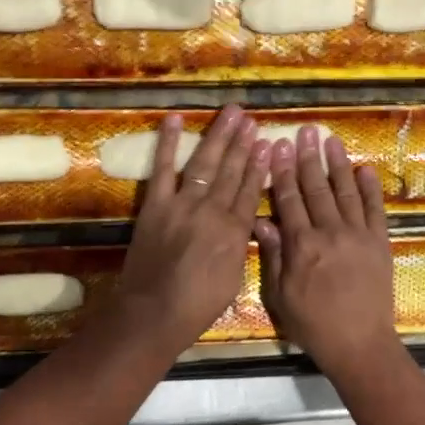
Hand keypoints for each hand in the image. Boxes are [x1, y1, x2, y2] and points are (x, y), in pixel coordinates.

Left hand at [107, 104, 269, 350]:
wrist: (158, 311)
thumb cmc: (199, 306)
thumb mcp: (233, 280)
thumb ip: (238, 249)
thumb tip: (244, 229)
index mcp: (235, 232)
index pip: (250, 192)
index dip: (260, 167)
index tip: (268, 145)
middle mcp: (213, 211)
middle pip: (231, 172)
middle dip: (243, 145)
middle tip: (251, 120)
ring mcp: (183, 205)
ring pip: (205, 163)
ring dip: (219, 136)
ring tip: (231, 113)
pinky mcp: (155, 206)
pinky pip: (162, 168)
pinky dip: (167, 142)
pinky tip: (175, 119)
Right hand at [255, 127, 398, 379]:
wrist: (358, 344)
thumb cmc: (313, 326)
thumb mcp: (281, 297)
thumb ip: (273, 257)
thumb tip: (262, 223)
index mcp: (302, 246)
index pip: (289, 200)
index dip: (283, 172)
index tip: (279, 148)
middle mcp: (330, 232)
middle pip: (317, 188)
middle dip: (309, 158)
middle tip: (304, 132)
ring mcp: (358, 236)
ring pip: (346, 191)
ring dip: (338, 164)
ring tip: (331, 139)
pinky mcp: (380, 244)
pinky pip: (374, 209)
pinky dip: (369, 187)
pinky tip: (364, 169)